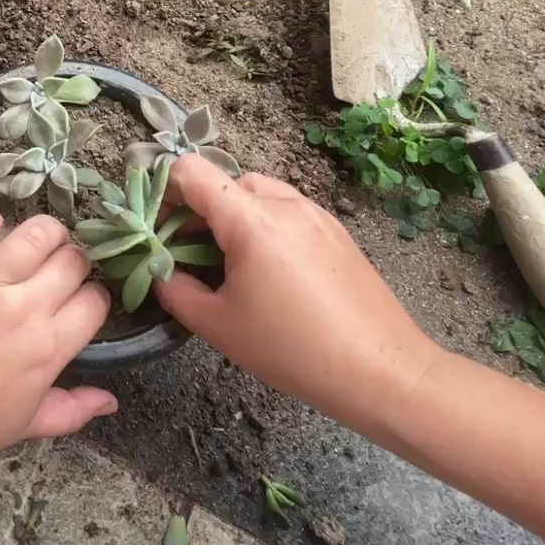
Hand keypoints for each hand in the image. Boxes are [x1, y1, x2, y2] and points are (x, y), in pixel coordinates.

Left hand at [0, 205, 115, 472]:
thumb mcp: (25, 425)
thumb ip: (72, 410)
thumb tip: (110, 400)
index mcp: (47, 347)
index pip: (95, 301)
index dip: (94, 295)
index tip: (80, 296)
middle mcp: (22, 307)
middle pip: (72, 261)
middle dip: (76, 259)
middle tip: (60, 266)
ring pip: (34, 233)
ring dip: (46, 231)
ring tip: (38, 240)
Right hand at [154, 156, 443, 427]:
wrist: (386, 375)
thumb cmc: (294, 349)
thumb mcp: (218, 325)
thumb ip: (174, 289)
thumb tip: (158, 269)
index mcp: (250, 219)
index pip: (191, 170)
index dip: (164, 189)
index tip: (158, 226)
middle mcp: (284, 203)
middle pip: (223, 182)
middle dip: (198, 210)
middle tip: (190, 252)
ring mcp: (315, 214)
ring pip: (256, 194)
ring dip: (232, 217)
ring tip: (231, 263)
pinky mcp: (336, 232)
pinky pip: (285, 211)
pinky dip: (264, 227)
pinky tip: (270, 273)